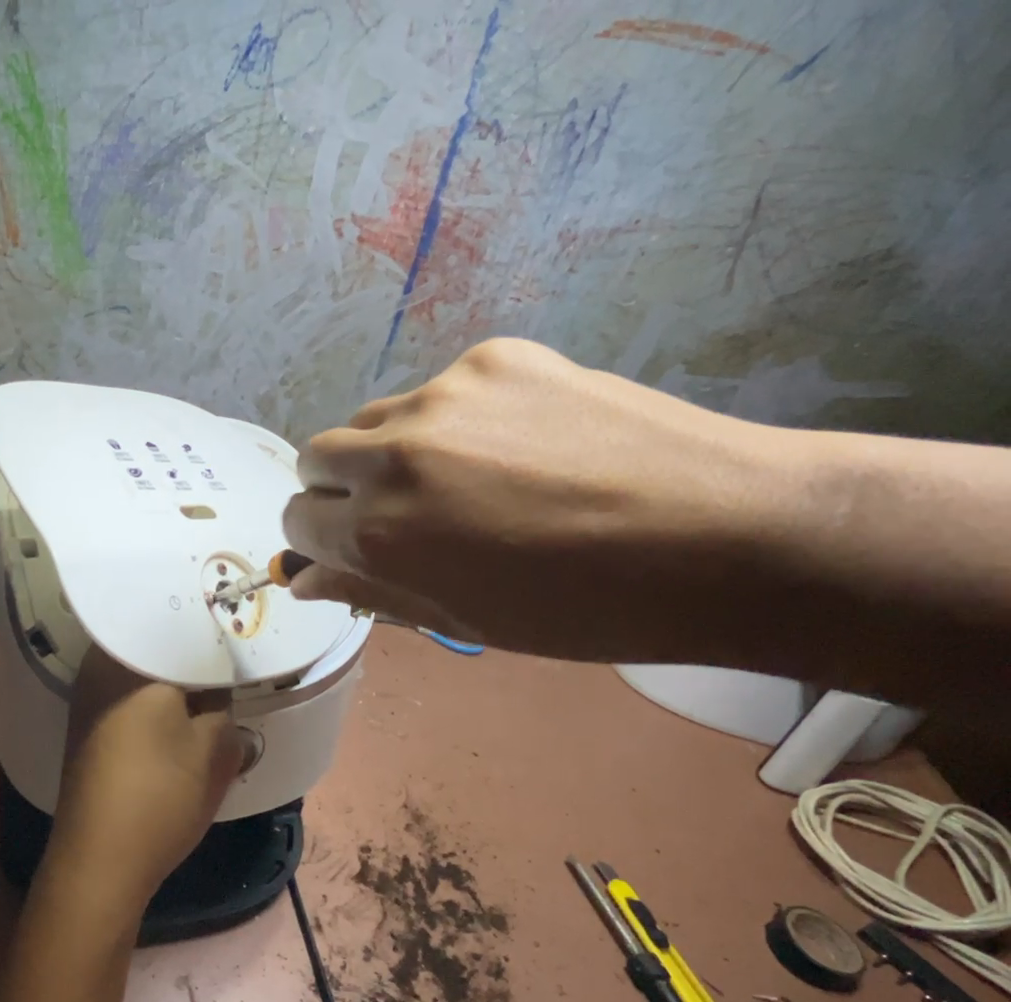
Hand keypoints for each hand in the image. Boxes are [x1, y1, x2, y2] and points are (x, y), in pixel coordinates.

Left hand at [47, 648, 242, 908]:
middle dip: (193, 657)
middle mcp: (99, 669)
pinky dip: (155, 703)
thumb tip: (221, 692)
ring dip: (174, 682)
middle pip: (154, 649)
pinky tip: (181, 719)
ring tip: (213, 689)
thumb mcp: (213, 750)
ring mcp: (87, 700)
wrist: (98, 862)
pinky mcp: (86, 730)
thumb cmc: (159, 796)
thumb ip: (225, 709)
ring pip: (140, 674)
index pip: (176, 627)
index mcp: (128, 661)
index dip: (213, 632)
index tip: (241, 636)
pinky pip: (127, 699)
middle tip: (231, 661)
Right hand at [282, 338, 801, 661]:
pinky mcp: (495, 356)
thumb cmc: (587, 607)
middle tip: (401, 512)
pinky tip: (520, 441)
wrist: (729, 535)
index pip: (298, 522)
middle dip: (340, 489)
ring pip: (374, 418)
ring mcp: (443, 396)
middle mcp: (392, 456)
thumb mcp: (463, 619)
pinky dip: (455, 418)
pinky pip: (440, 389)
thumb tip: (302, 580)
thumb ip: (369, 592)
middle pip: (317, 458)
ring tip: (468, 475)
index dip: (321, 540)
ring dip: (392, 449)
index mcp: (379, 534)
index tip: (355, 548)